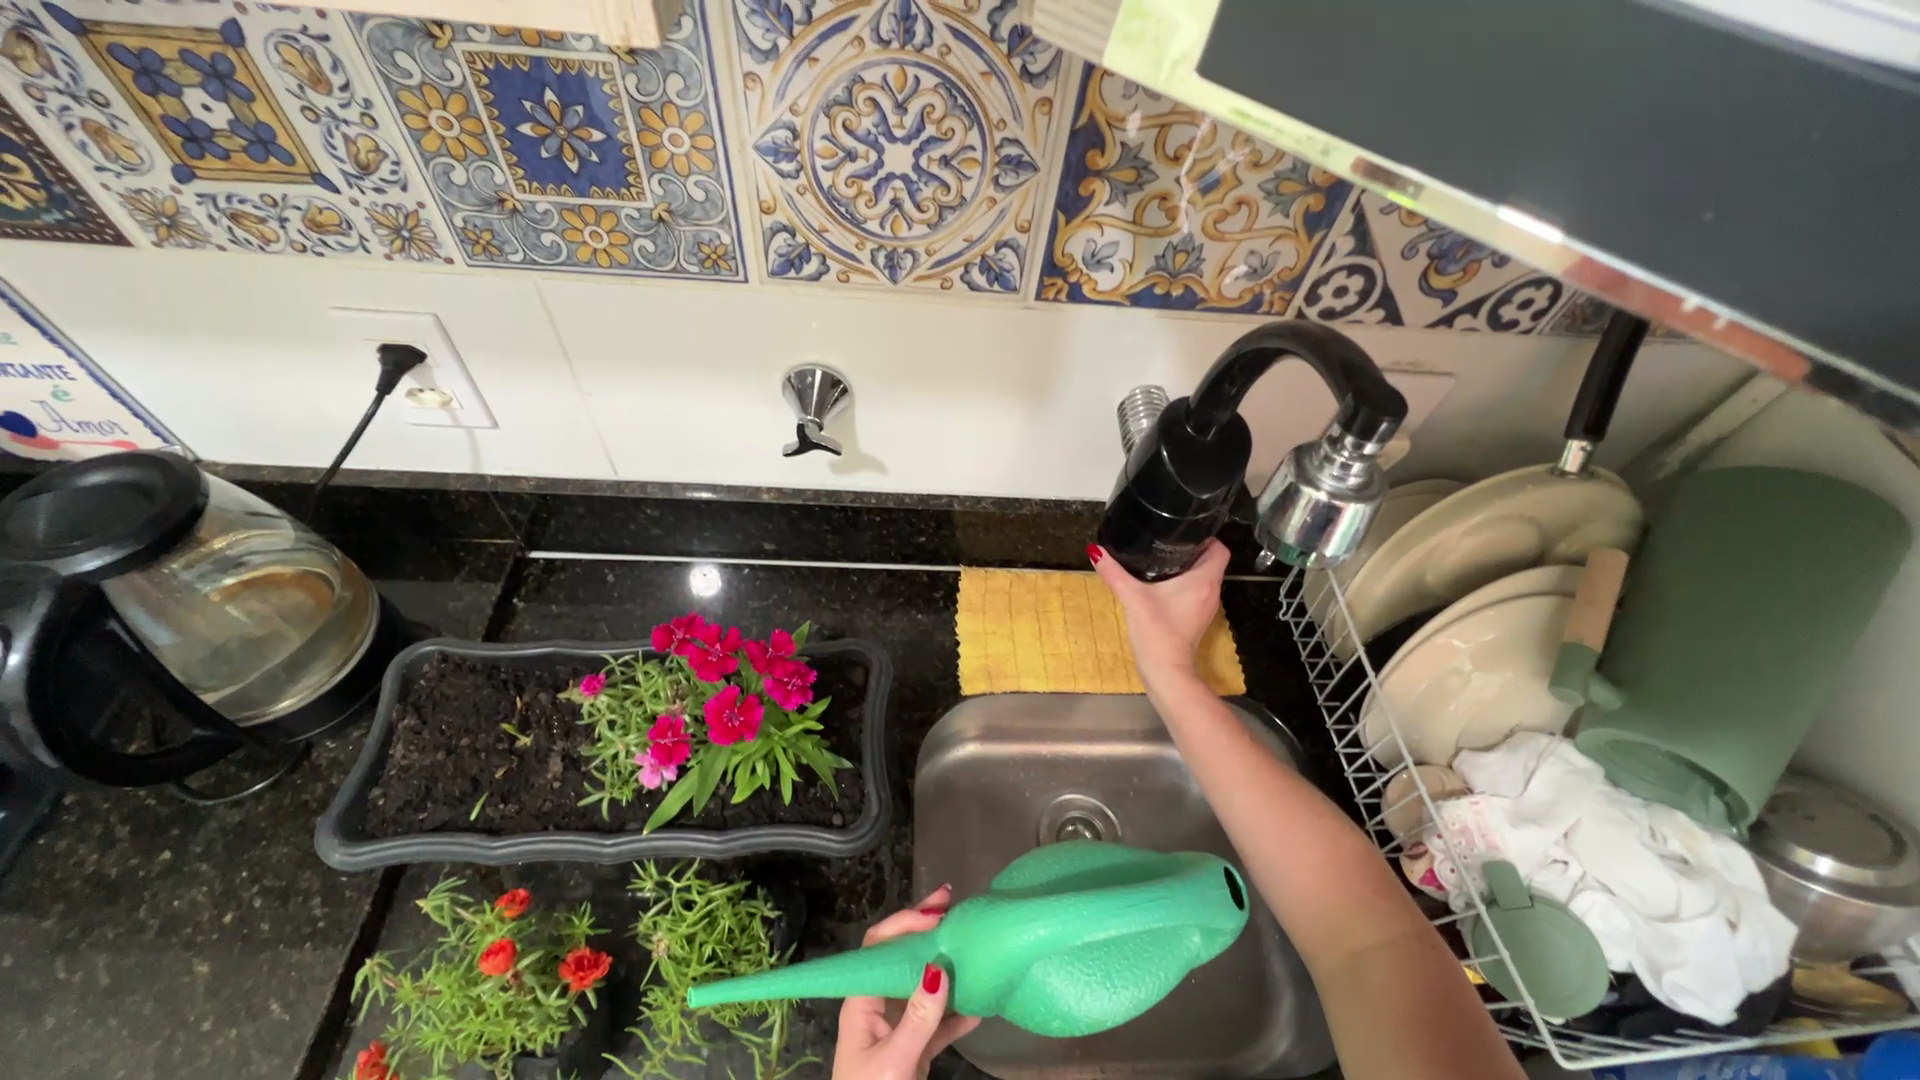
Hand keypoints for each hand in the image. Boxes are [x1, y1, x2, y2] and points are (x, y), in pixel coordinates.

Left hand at [832, 885, 980, 1079]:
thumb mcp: (894, 1061)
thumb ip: (918, 1017)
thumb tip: (939, 967)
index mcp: (862, 1001)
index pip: (879, 945)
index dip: (904, 923)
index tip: (936, 913)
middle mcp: (878, 1007)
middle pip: (901, 957)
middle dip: (926, 930)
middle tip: (954, 902)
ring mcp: (897, 1029)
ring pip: (923, 985)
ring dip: (947, 965)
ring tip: (973, 941)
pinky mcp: (914, 1052)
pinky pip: (939, 1021)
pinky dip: (959, 1011)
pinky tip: (982, 1003)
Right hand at [1090, 539, 1228, 683]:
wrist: (1166, 671)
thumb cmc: (1156, 632)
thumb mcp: (1132, 598)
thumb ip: (1114, 573)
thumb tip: (1095, 549)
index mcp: (1203, 580)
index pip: (1220, 549)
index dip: (1206, 537)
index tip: (1184, 532)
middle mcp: (1211, 591)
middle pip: (1211, 561)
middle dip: (1193, 549)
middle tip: (1168, 540)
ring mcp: (1207, 606)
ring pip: (1204, 577)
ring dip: (1189, 567)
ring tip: (1163, 557)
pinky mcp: (1198, 617)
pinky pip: (1197, 591)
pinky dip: (1185, 583)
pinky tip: (1163, 583)